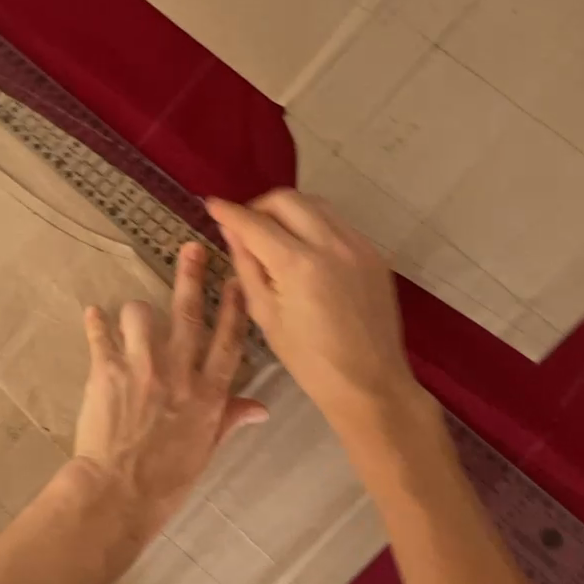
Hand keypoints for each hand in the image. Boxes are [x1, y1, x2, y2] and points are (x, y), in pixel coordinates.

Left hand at [66, 241, 268, 555]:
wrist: (120, 492)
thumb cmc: (167, 478)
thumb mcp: (206, 450)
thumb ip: (229, 418)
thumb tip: (260, 406)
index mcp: (208, 394)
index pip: (228, 341)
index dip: (233, 307)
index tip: (236, 278)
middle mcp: (178, 372)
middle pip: (187, 313)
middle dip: (191, 276)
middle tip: (190, 248)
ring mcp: (141, 366)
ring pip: (141, 314)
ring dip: (136, 312)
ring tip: (131, 318)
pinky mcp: (106, 368)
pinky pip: (100, 332)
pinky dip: (95, 322)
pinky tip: (92, 314)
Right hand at [206, 189, 420, 429]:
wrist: (369, 384)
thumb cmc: (307, 358)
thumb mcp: (264, 313)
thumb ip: (245, 264)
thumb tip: (229, 229)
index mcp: (298, 265)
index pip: (254, 223)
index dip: (228, 212)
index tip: (211, 205)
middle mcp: (331, 245)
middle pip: (286, 200)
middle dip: (258, 206)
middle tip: (245, 227)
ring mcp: (358, 246)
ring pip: (314, 204)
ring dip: (287, 211)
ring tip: (274, 235)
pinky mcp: (373, 254)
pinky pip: (336, 222)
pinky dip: (313, 224)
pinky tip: (304, 250)